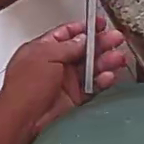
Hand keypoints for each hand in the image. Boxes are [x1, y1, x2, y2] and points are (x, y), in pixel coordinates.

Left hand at [0, 19, 128, 133]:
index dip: (84, 28)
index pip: (66, 34)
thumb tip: (83, 39)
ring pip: (90, 68)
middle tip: (115, 38)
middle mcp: (54, 64)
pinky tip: (108, 76)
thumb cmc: (25, 88)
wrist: (25, 120)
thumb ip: (68, 46)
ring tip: (117, 57)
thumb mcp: (46, 55)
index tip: (99, 24)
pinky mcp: (73, 99)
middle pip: (82, 50)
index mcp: (42, 50)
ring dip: (105, 61)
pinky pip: (92, 87)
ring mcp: (64, 82)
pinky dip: (102, 81)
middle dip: (100, 43)